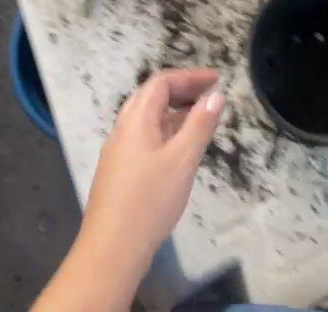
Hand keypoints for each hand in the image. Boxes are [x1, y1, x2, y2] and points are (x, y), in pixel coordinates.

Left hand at [80, 68, 224, 264]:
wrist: (110, 251)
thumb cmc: (150, 200)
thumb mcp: (183, 159)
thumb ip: (200, 124)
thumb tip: (215, 95)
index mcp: (136, 119)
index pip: (162, 82)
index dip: (190, 77)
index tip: (216, 80)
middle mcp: (123, 129)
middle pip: (152, 96)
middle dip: (181, 90)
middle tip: (209, 95)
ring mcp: (117, 152)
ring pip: (147, 119)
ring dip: (174, 112)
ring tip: (200, 120)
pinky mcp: (118, 172)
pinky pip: (143, 137)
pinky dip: (165, 131)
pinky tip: (178, 151)